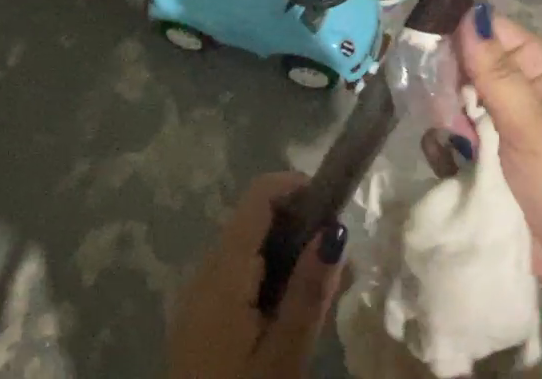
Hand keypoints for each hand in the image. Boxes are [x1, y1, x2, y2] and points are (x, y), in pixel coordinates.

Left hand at [168, 173, 347, 378]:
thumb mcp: (285, 355)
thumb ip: (309, 291)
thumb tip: (335, 227)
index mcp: (222, 272)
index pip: (257, 197)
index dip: (296, 186)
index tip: (336, 203)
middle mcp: (203, 271)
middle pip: (253, 221)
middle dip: (300, 226)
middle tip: (344, 261)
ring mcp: (197, 296)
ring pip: (247, 251)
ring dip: (287, 255)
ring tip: (327, 289)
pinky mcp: (199, 319)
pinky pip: (237, 278)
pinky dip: (269, 278)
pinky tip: (294, 312)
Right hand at [454, 6, 541, 292]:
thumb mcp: (533, 125)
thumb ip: (496, 72)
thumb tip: (468, 14)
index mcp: (541, 68)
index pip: (489, 29)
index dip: (456, 34)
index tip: (422, 48)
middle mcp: (520, 87)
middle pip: (466, 62)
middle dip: (449, 83)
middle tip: (449, 112)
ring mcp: (502, 122)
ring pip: (454, 98)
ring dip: (446, 116)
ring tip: (456, 143)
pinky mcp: (487, 154)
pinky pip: (453, 133)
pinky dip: (445, 143)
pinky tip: (447, 159)